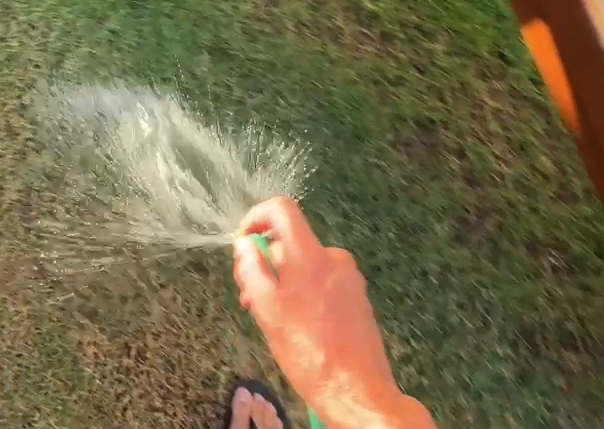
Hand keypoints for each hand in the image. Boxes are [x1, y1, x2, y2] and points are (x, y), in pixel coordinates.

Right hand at [234, 198, 434, 428]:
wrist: (359, 394)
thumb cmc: (307, 350)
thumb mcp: (267, 308)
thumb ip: (251, 268)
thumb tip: (244, 243)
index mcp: (309, 253)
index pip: (282, 208)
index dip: (256, 216)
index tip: (244, 242)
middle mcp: (333, 257)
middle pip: (290, 240)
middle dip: (265, 260)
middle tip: (249, 294)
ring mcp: (349, 279)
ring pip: (305, 264)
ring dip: (283, 280)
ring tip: (271, 316)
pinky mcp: (358, 299)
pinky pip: (322, 281)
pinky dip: (304, 292)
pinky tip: (298, 325)